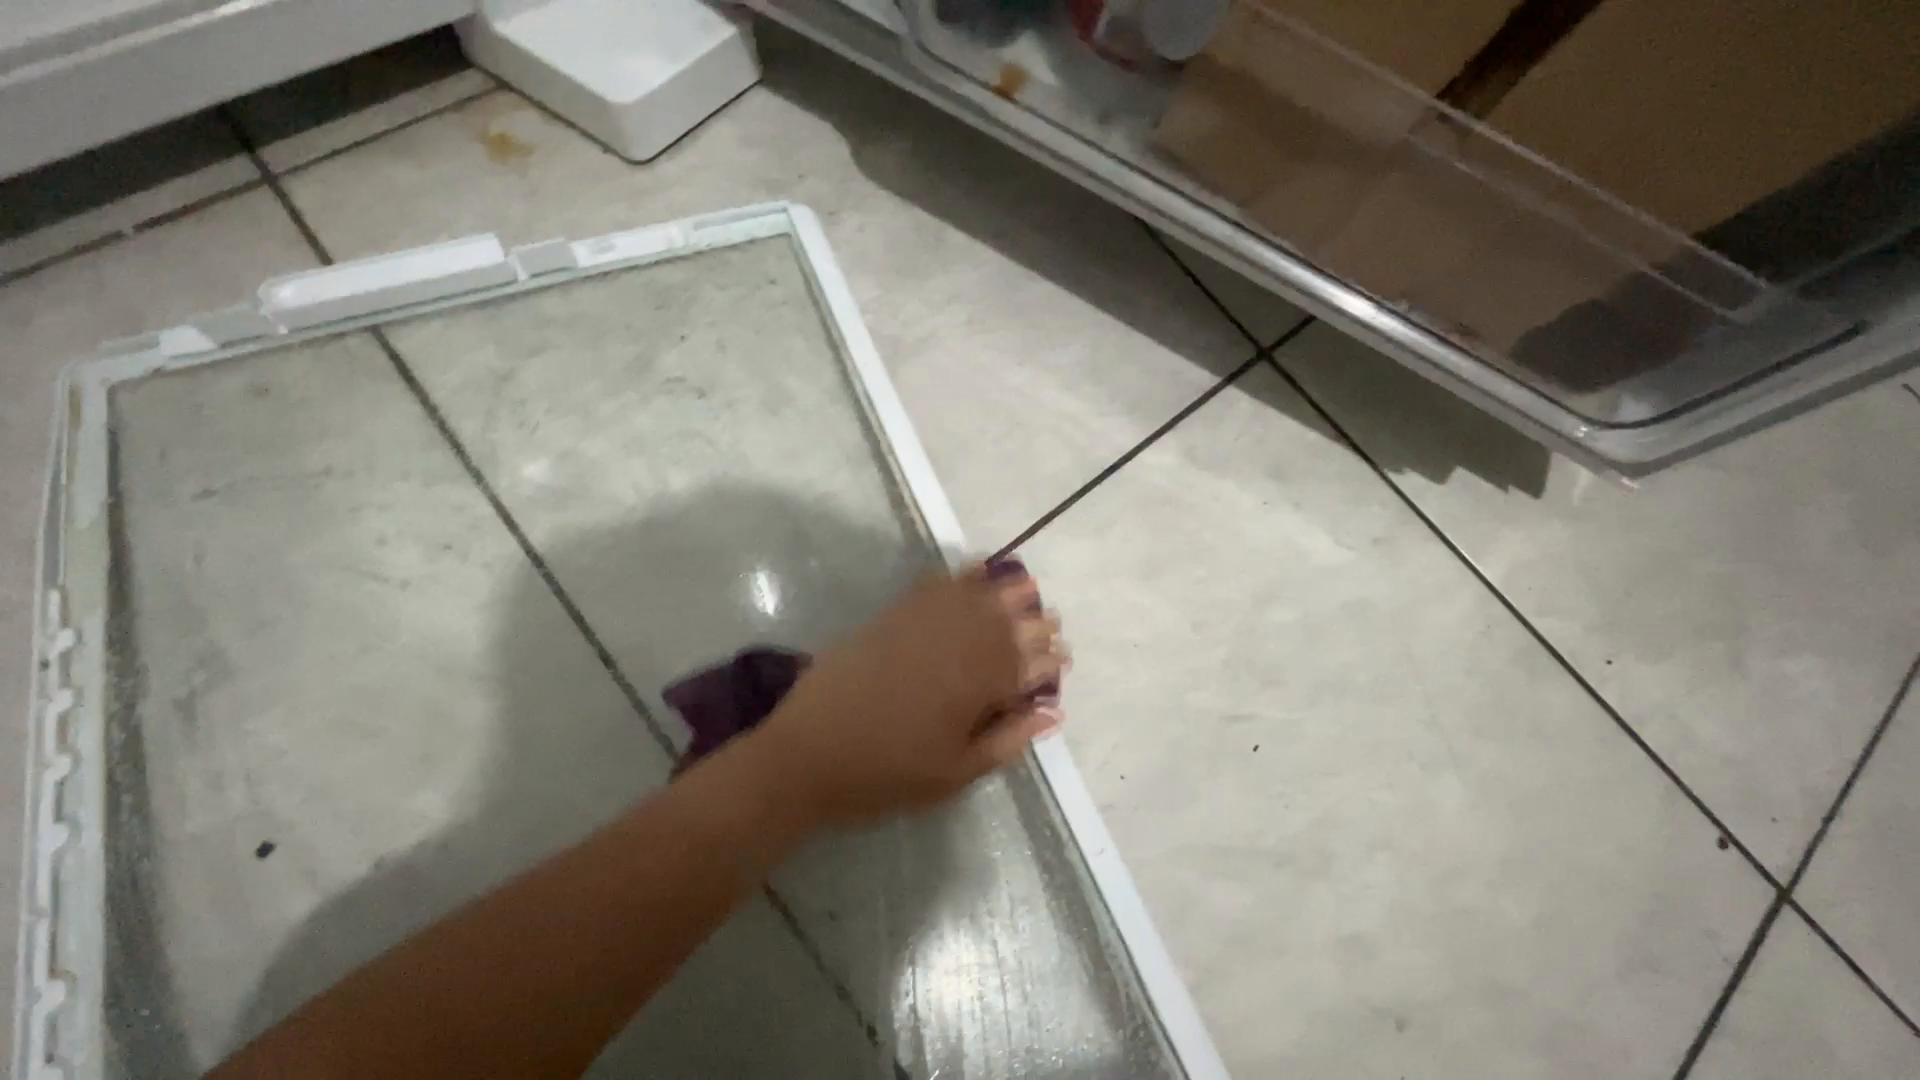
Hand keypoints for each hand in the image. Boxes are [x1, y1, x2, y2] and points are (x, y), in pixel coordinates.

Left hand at [748, 561, 1067, 827]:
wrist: (808, 755)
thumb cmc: (886, 774)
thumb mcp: (955, 773)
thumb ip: (1007, 739)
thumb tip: (1051, 713)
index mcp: (976, 687)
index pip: (1028, 663)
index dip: (1050, 660)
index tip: (1063, 658)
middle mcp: (956, 645)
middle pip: (1008, 623)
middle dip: (1036, 621)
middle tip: (1052, 622)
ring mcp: (921, 625)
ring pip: (976, 596)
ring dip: (1006, 589)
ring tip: (1026, 585)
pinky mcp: (891, 616)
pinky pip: (934, 586)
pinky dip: (960, 576)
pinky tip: (973, 573)